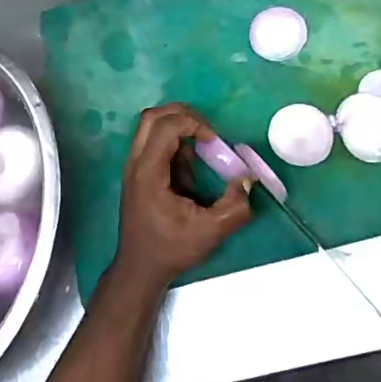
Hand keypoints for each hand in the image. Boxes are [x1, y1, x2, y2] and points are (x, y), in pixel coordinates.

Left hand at [113, 103, 251, 287]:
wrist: (140, 266)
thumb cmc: (170, 249)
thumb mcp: (209, 232)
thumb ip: (234, 206)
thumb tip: (248, 180)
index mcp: (148, 172)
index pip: (165, 127)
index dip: (193, 124)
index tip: (214, 141)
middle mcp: (135, 162)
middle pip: (151, 117)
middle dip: (182, 115)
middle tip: (207, 131)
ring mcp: (133, 166)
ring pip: (149, 127)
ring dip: (177, 128)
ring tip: (201, 150)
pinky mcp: (137, 173)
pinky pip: (152, 143)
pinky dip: (172, 143)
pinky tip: (190, 167)